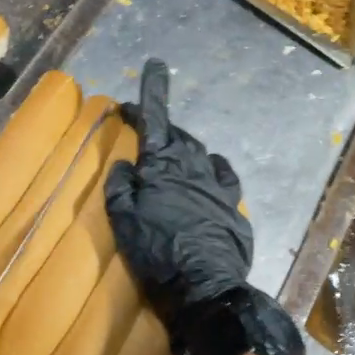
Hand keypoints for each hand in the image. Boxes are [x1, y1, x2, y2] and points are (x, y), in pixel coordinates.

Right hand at [105, 59, 253, 353]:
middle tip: (145, 137)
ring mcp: (218, 186)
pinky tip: (210, 177)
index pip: (156, 116)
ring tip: (174, 162)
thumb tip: (126, 164)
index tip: (154, 64)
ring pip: (201, 154)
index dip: (153, 89)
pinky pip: (223, 178)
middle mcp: (193, 166)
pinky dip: (213, 171)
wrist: (205, 290)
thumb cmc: (156, 251)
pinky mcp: (233, 209)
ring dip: (186, 151)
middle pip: (177, 135)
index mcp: (163, 164)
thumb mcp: (122, 219)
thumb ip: (120, 185)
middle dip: (162, 129)